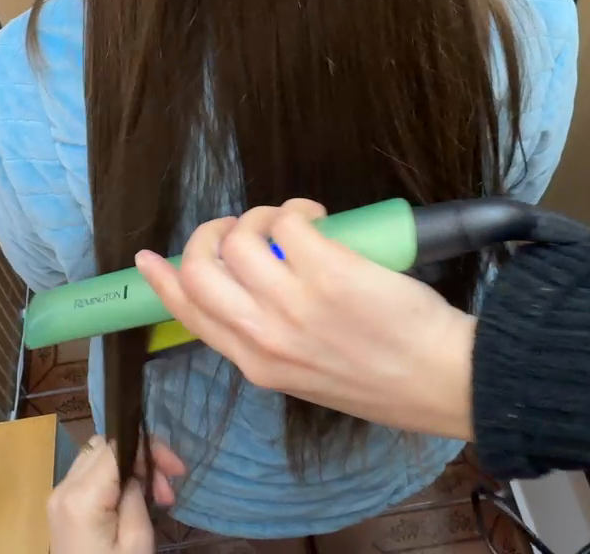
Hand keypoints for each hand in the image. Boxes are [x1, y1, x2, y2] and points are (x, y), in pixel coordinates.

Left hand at [48, 436, 163, 553]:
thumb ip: (135, 493)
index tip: (176, 469)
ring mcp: (58, 495)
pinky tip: (132, 496)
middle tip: (168, 487)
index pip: (117, 446)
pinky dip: (112, 476)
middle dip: (141, 456)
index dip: (148, 448)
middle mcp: (63, 487)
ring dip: (128, 465)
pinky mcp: (61, 505)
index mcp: (81, 496)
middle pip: (106, 446)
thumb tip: (135, 469)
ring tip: (155, 493)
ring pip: (97, 455)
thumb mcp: (136, 541)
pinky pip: (89, 473)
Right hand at [135, 200, 475, 440]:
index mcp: (255, 364)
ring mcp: (292, 303)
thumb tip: (244, 283)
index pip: (190, 314)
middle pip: (198, 268)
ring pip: (239, 236)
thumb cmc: (378, 376)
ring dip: (260, 216)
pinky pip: (286, 220)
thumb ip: (266, 335)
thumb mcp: (304, 374)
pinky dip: (298, 209)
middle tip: (238, 227)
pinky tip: (321, 218)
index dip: (162, 282)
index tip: (147, 258)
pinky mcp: (325, 271)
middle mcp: (263, 335)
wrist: (442, 380)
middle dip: (208, 233)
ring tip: (294, 223)